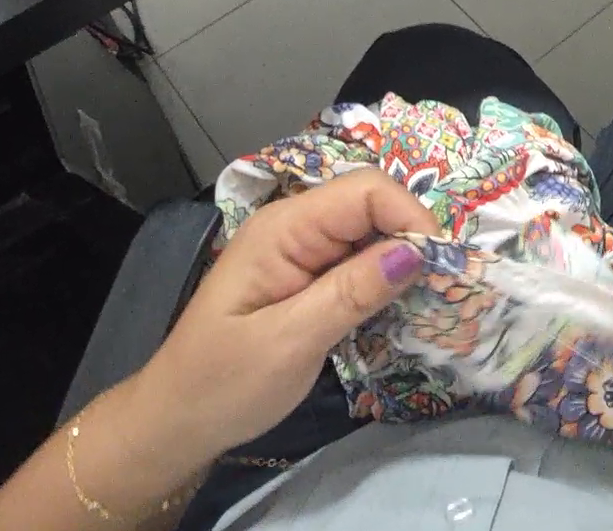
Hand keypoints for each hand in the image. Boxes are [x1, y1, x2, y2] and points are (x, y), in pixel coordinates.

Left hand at [130, 170, 439, 468]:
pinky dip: (385, 277)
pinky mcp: (311, 272)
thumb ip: (353, 293)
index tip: (437, 267)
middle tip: (438, 287)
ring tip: (424, 298)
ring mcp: (304, 247)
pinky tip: (396, 305)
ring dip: (402, 259)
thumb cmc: (222, 383)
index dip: (409, 216)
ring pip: (372, 230)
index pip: (366, 190)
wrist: (174, 422)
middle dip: (411, 236)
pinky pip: (361, 257)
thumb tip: (418, 252)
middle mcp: (298, 224)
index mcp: (286, 227)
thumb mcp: (290, 343)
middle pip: (373, 204)